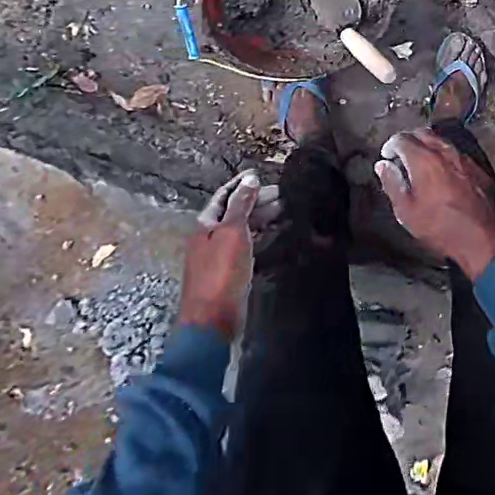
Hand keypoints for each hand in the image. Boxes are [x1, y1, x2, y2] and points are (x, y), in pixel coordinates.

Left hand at [177, 171, 269, 336]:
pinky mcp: (234, 270)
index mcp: (206, 223)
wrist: (213, 319)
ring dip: (264, 217)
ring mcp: (223, 254)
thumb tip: (250, 179)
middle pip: (236, 211)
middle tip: (285, 194)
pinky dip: (265, 236)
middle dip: (258, 200)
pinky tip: (281, 233)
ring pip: (245, 228)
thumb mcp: (232, 231)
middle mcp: (212, 235)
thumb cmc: (221, 272)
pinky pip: (251, 245)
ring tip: (288, 210)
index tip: (262, 175)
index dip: (242, 184)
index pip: (225, 196)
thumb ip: (241, 205)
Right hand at [375, 130, 494, 278]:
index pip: (402, 139)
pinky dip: (442, 154)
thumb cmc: (444, 228)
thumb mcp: (407, 211)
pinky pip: (455, 152)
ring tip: (419, 162)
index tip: (387, 155)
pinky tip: (440, 171)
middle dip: (408, 139)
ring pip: (440, 140)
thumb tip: (383, 167)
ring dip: (427, 145)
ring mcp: (463, 158)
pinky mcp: (476, 167)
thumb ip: (392, 184)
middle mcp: (444, 153)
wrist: (484, 237)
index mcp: (424, 160)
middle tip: (400, 153)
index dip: (390, 145)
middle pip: (422, 133)